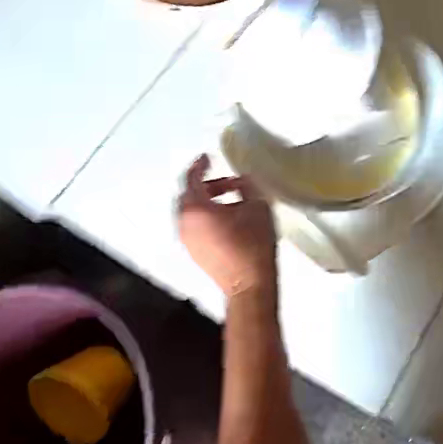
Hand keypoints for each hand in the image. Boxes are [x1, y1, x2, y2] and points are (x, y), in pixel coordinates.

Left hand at [178, 155, 277, 297]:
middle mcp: (184, 223)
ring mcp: (187, 240)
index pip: (191, 179)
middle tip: (229, 183)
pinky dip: (207, 217)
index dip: (200, 165)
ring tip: (232, 202)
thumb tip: (240, 180)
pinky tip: (228, 221)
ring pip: (191, 213)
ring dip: (208, 202)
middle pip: (188, 196)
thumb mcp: (258, 207)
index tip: (208, 158)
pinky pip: (195, 227)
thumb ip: (246, 186)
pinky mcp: (194, 253)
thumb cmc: (254, 244)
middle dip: (207, 185)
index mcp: (196, 209)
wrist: (249, 285)